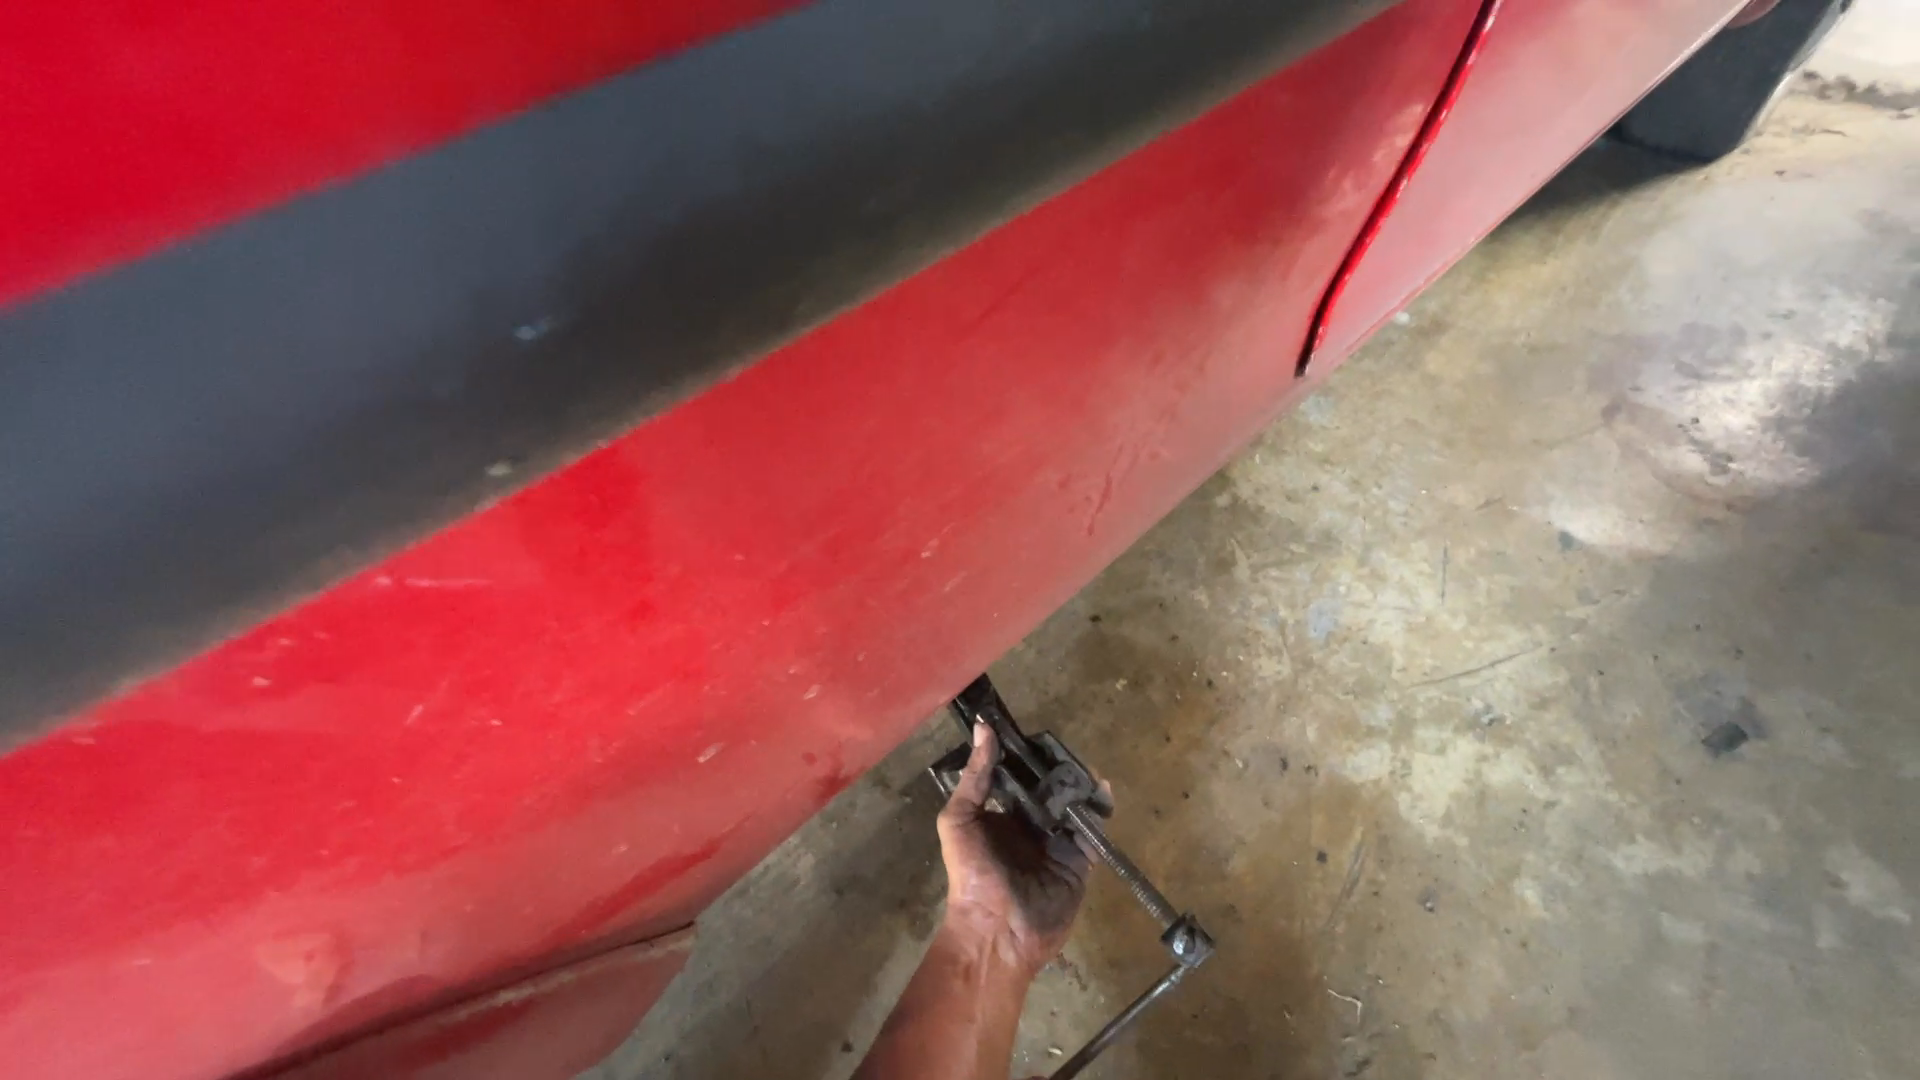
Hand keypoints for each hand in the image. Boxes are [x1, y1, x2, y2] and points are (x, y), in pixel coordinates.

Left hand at [936, 724, 1095, 974]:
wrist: (995, 931)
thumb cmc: (971, 874)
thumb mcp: (959, 819)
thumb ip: (974, 776)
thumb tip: (982, 728)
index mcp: (1003, 816)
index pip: (1020, 779)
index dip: (1029, 759)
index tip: (1039, 736)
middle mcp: (1031, 827)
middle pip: (1051, 791)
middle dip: (1060, 771)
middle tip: (1067, 750)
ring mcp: (1057, 844)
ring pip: (1074, 807)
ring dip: (1081, 787)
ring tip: (1086, 768)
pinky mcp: (1078, 863)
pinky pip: (1092, 833)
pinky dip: (1098, 812)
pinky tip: (1101, 791)